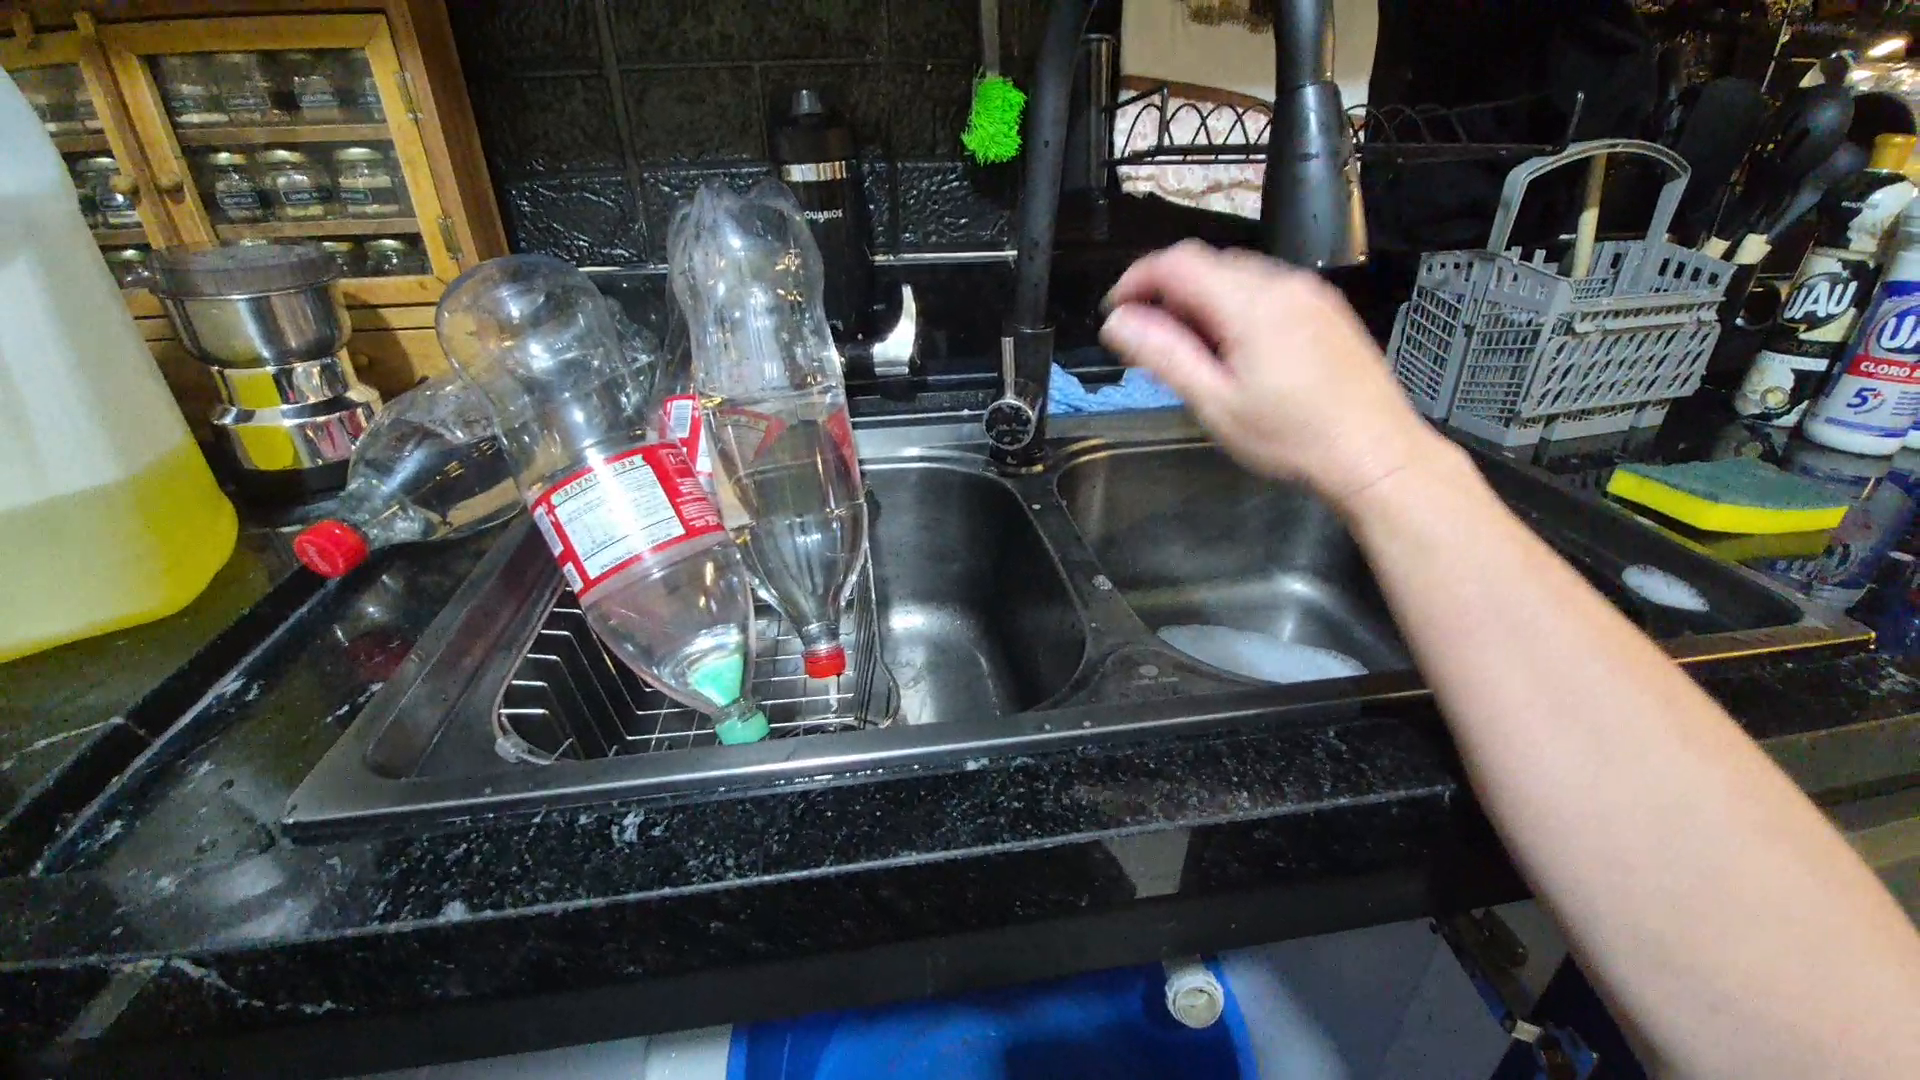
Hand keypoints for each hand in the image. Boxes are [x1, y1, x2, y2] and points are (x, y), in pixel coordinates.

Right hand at [1100, 240, 1452, 511]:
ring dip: (1201, 303)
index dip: (1136, 279)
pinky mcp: (1324, 309)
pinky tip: (1233, 351)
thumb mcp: (1215, 402)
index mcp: (1251, 304)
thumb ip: (1163, 355)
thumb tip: (1120, 323)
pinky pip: (1266, 291)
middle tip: (1150, 342)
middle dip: (1168, 295)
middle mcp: (1283, 285)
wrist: (1375, 453)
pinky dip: (1234, 308)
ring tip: (1192, 354)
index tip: (1117, 309)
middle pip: (1206, 266)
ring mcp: (1309, 294)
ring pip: (1235, 277)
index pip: (1177, 263)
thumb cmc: (1296, 437)